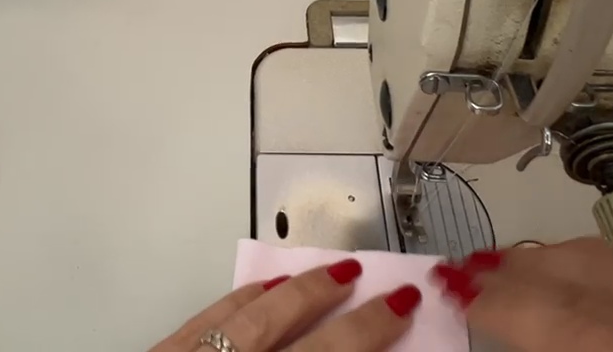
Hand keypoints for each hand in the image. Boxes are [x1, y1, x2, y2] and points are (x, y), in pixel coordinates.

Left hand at [150, 261, 422, 351]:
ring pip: (257, 314)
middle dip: (353, 317)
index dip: (370, 338)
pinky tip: (266, 288)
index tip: (400, 313)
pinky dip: (246, 297)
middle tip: (390, 294)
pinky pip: (213, 314)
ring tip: (337, 272)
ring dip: (302, 291)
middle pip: (303, 339)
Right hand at [433, 240, 612, 350]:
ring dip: (562, 260)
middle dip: (525, 273)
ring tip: (510, 264)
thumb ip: (575, 350)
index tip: (458, 288)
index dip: (511, 304)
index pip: (579, 327)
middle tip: (467, 271)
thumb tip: (515, 335)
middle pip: (601, 286)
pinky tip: (583, 261)